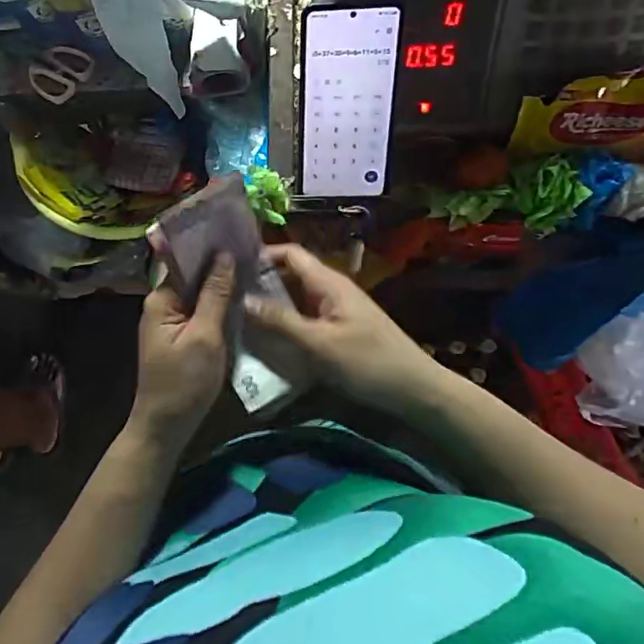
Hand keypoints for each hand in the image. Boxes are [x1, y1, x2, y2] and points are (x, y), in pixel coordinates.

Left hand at [129, 254, 234, 446]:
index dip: (207, 245)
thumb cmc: (184, 383)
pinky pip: (198, 309)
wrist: (165, 426)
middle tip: (250, 245)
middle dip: (216, 261)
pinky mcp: (179, 335)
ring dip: (219, 280)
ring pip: (196, 291)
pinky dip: (216, 301)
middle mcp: (161, 304)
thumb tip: (224, 255)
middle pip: (190, 273)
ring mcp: (169, 320)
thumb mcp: (205, 337)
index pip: (183, 260)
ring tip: (250, 262)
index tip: (233, 230)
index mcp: (161, 299)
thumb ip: (215, 295)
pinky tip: (239, 294)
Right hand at [246, 244, 451, 411]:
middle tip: (228, 295)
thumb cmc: (370, 363)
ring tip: (239, 315)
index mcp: (329, 283)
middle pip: (290, 275)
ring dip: (270, 304)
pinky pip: (303, 317)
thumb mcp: (320, 343)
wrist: (416, 391)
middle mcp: (331, 290)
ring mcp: (335, 310)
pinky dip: (284, 322)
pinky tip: (266, 337)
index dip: (262, 255)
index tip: (232, 268)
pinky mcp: (337, 330)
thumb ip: (281, 321)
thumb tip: (242, 299)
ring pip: (295, 298)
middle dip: (260, 282)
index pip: (291, 253)